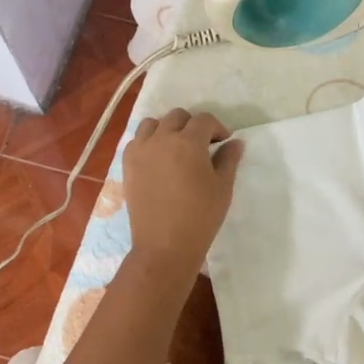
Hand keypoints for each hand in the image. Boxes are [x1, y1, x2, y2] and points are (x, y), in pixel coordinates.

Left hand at [121, 109, 244, 280]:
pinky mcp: (127, 164)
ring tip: (175, 148)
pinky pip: (137, 141)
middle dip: (192, 125)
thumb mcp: (222, 187)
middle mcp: (162, 138)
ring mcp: (141, 150)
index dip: (217, 127)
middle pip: (177, 116)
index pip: (204, 120)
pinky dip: (148, 142)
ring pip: (152, 124)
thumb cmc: (200, 217)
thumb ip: (229, 159)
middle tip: (201, 145)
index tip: (222, 142)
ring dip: (167, 129)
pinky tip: (157, 160)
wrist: (164, 246)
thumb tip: (235, 142)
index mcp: (188, 141)